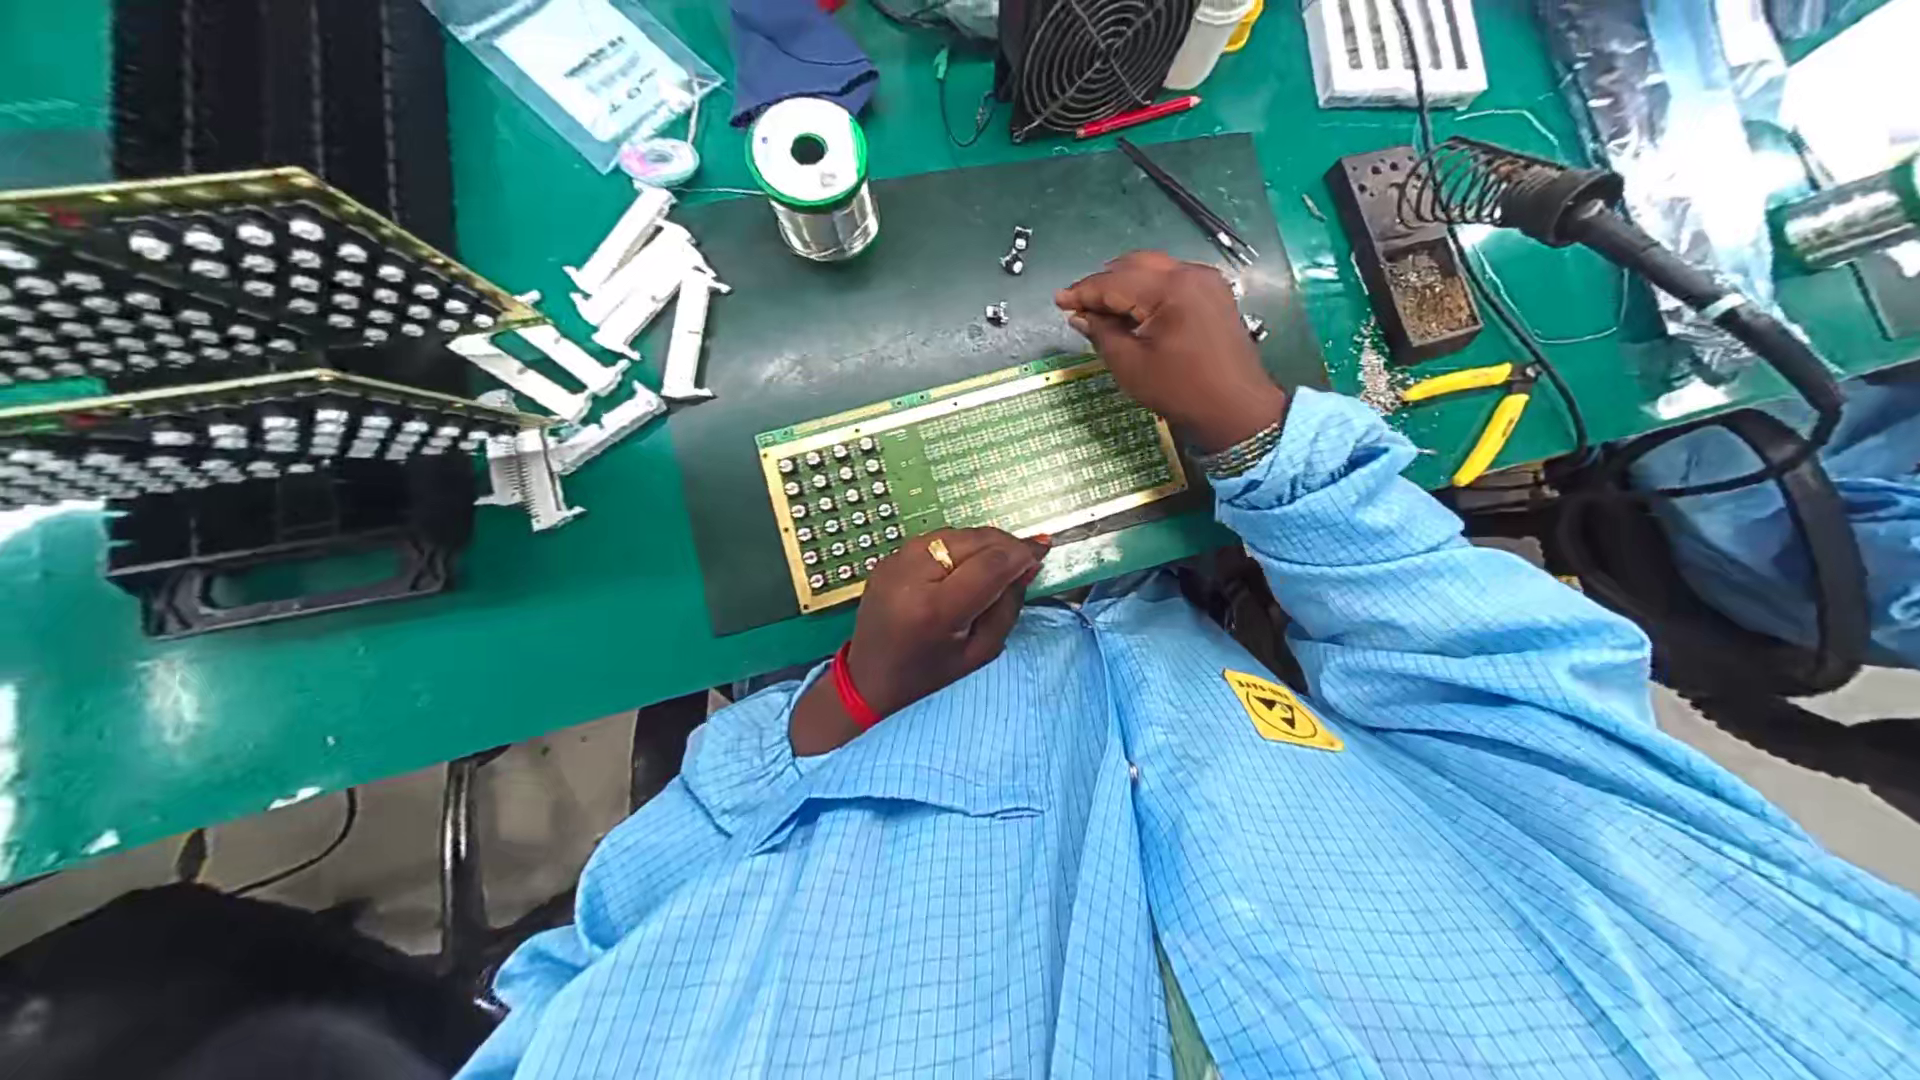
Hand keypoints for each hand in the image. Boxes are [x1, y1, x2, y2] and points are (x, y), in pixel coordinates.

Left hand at [846, 528, 1048, 715]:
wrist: (869, 684)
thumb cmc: (928, 680)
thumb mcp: (980, 653)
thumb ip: (1007, 607)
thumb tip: (1026, 565)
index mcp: (934, 609)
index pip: (990, 564)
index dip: (1021, 554)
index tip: (1042, 551)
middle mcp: (910, 577)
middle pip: (973, 539)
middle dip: (1005, 544)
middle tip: (1026, 558)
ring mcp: (894, 564)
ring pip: (954, 533)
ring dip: (983, 542)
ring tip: (999, 563)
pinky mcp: (887, 560)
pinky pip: (934, 540)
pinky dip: (958, 546)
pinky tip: (968, 565)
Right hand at [1054, 251, 1287, 451]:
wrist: (1235, 409)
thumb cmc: (1179, 390)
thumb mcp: (1130, 365)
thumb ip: (1101, 333)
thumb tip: (1080, 317)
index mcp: (1170, 289)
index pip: (1115, 282)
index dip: (1083, 292)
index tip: (1059, 301)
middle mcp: (1191, 274)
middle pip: (1135, 265)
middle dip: (1103, 283)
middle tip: (1078, 305)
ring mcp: (1206, 281)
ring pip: (1154, 269)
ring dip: (1125, 284)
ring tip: (1101, 309)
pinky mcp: (1213, 294)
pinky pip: (1172, 280)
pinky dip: (1147, 290)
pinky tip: (1132, 311)